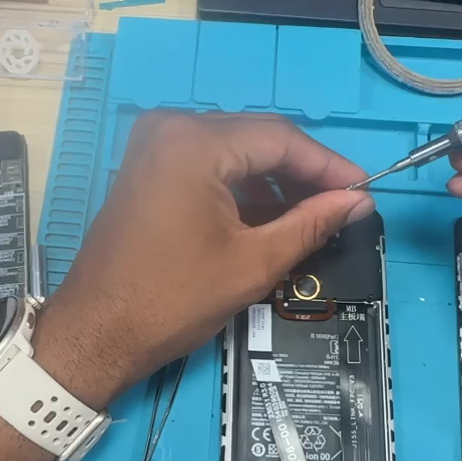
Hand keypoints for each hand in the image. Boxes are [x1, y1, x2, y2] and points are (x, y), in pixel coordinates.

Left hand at [36, 113, 372, 407]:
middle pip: (255, 138)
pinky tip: (268, 215)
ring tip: (311, 215)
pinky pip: (206, 164)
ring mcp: (152, 147)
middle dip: (301, 172)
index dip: (328, 165)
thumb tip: (358, 202)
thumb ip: (311, 223)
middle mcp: (170, 128)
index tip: (364, 189)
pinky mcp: (145, 168)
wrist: (97, 332)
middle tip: (342, 203)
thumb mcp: (253, 263)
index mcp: (195, 142)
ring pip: (232, 151)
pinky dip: (239, 187)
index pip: (280, 138)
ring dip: (272, 180)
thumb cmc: (173, 300)